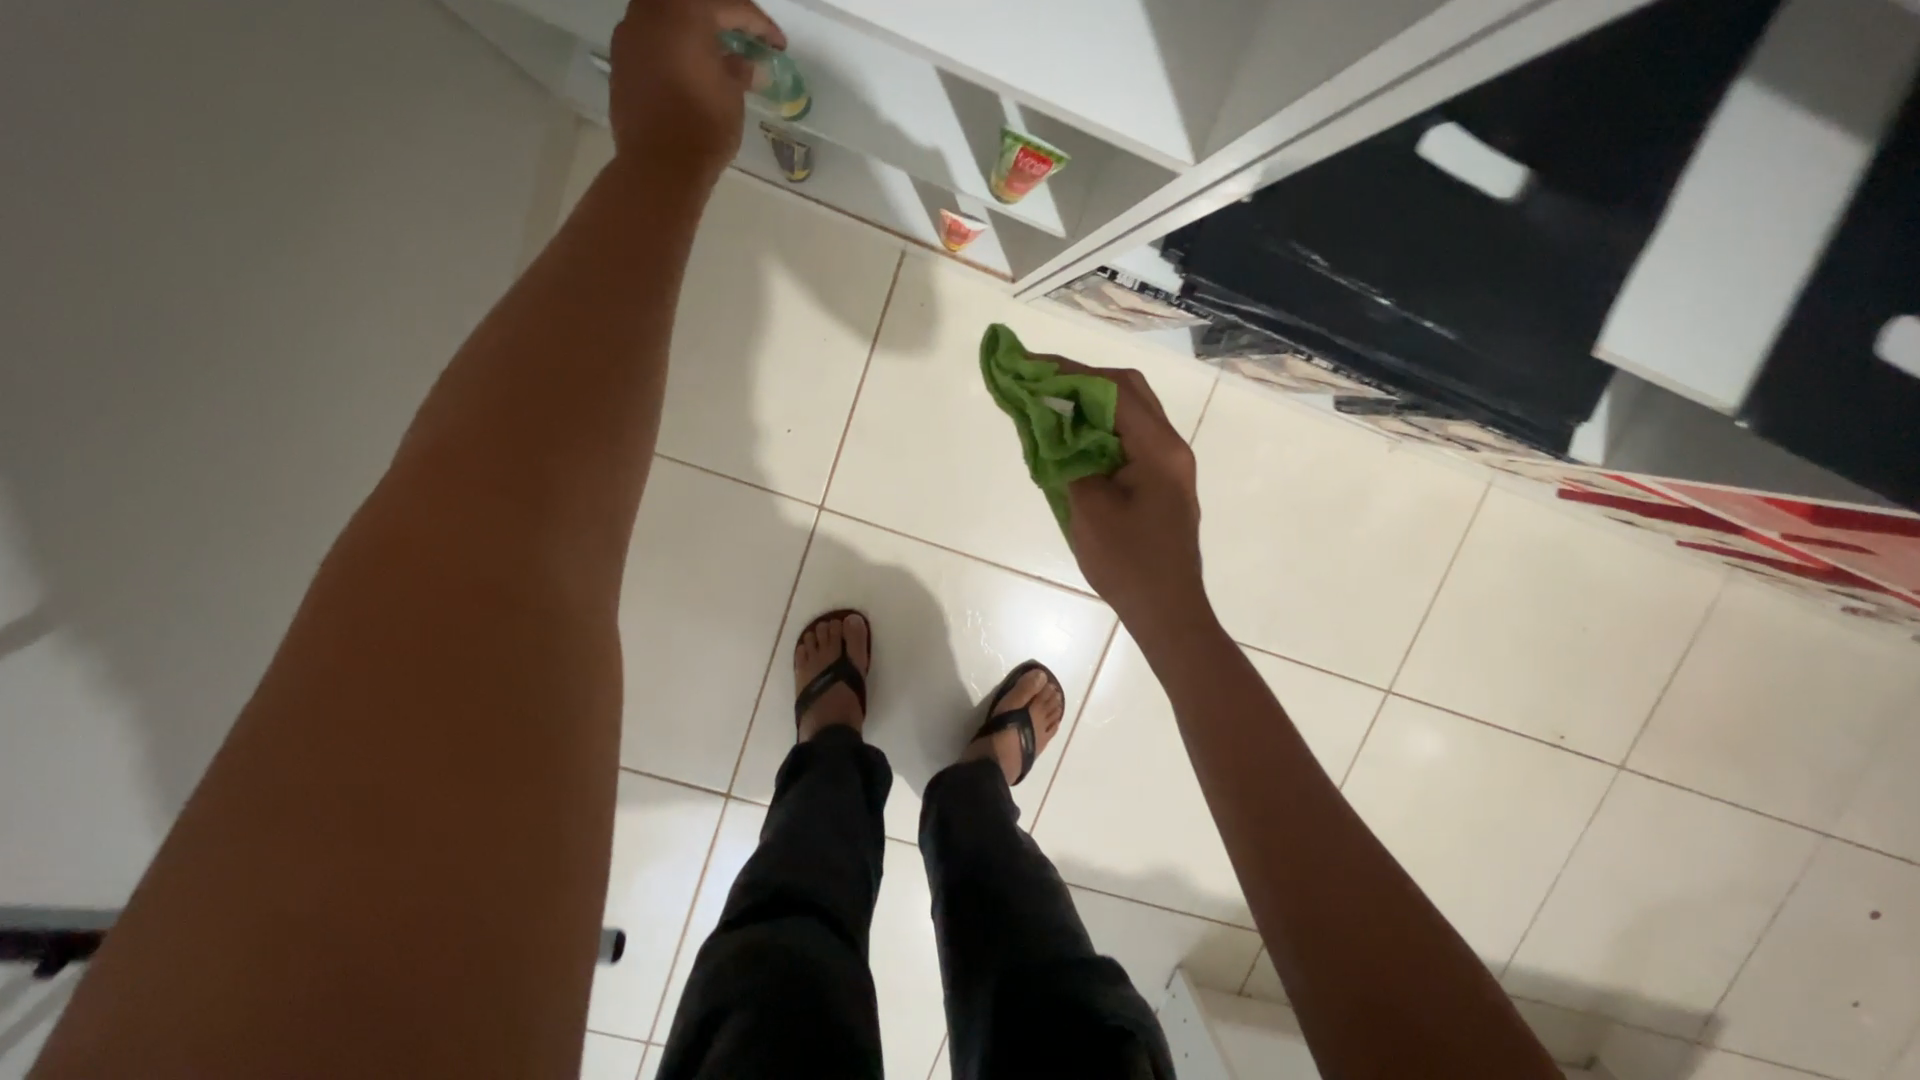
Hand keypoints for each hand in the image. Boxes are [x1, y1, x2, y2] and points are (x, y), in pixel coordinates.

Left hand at [608, 0, 785, 180]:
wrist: (658, 166)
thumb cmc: (703, 127)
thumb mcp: (732, 96)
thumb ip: (739, 71)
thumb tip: (748, 65)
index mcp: (685, 11)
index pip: (731, 6)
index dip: (760, 25)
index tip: (778, 45)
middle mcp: (651, 11)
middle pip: (694, 3)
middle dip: (723, 16)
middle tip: (745, 36)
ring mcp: (629, 34)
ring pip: (667, 14)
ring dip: (694, 27)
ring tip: (715, 51)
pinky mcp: (620, 60)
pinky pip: (651, 37)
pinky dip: (673, 43)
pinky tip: (689, 66)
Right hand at [1056, 359, 1210, 629]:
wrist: (1167, 612)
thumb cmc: (1129, 565)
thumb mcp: (1088, 510)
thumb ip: (1068, 460)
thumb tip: (1051, 425)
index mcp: (1158, 449)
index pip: (1113, 390)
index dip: (1070, 373)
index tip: (1030, 365)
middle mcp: (1171, 447)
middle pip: (1127, 392)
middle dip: (1081, 380)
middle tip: (1039, 381)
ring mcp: (1169, 464)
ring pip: (1130, 413)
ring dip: (1091, 403)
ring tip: (1049, 403)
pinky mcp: (1162, 481)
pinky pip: (1129, 439)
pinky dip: (1099, 429)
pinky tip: (1071, 438)